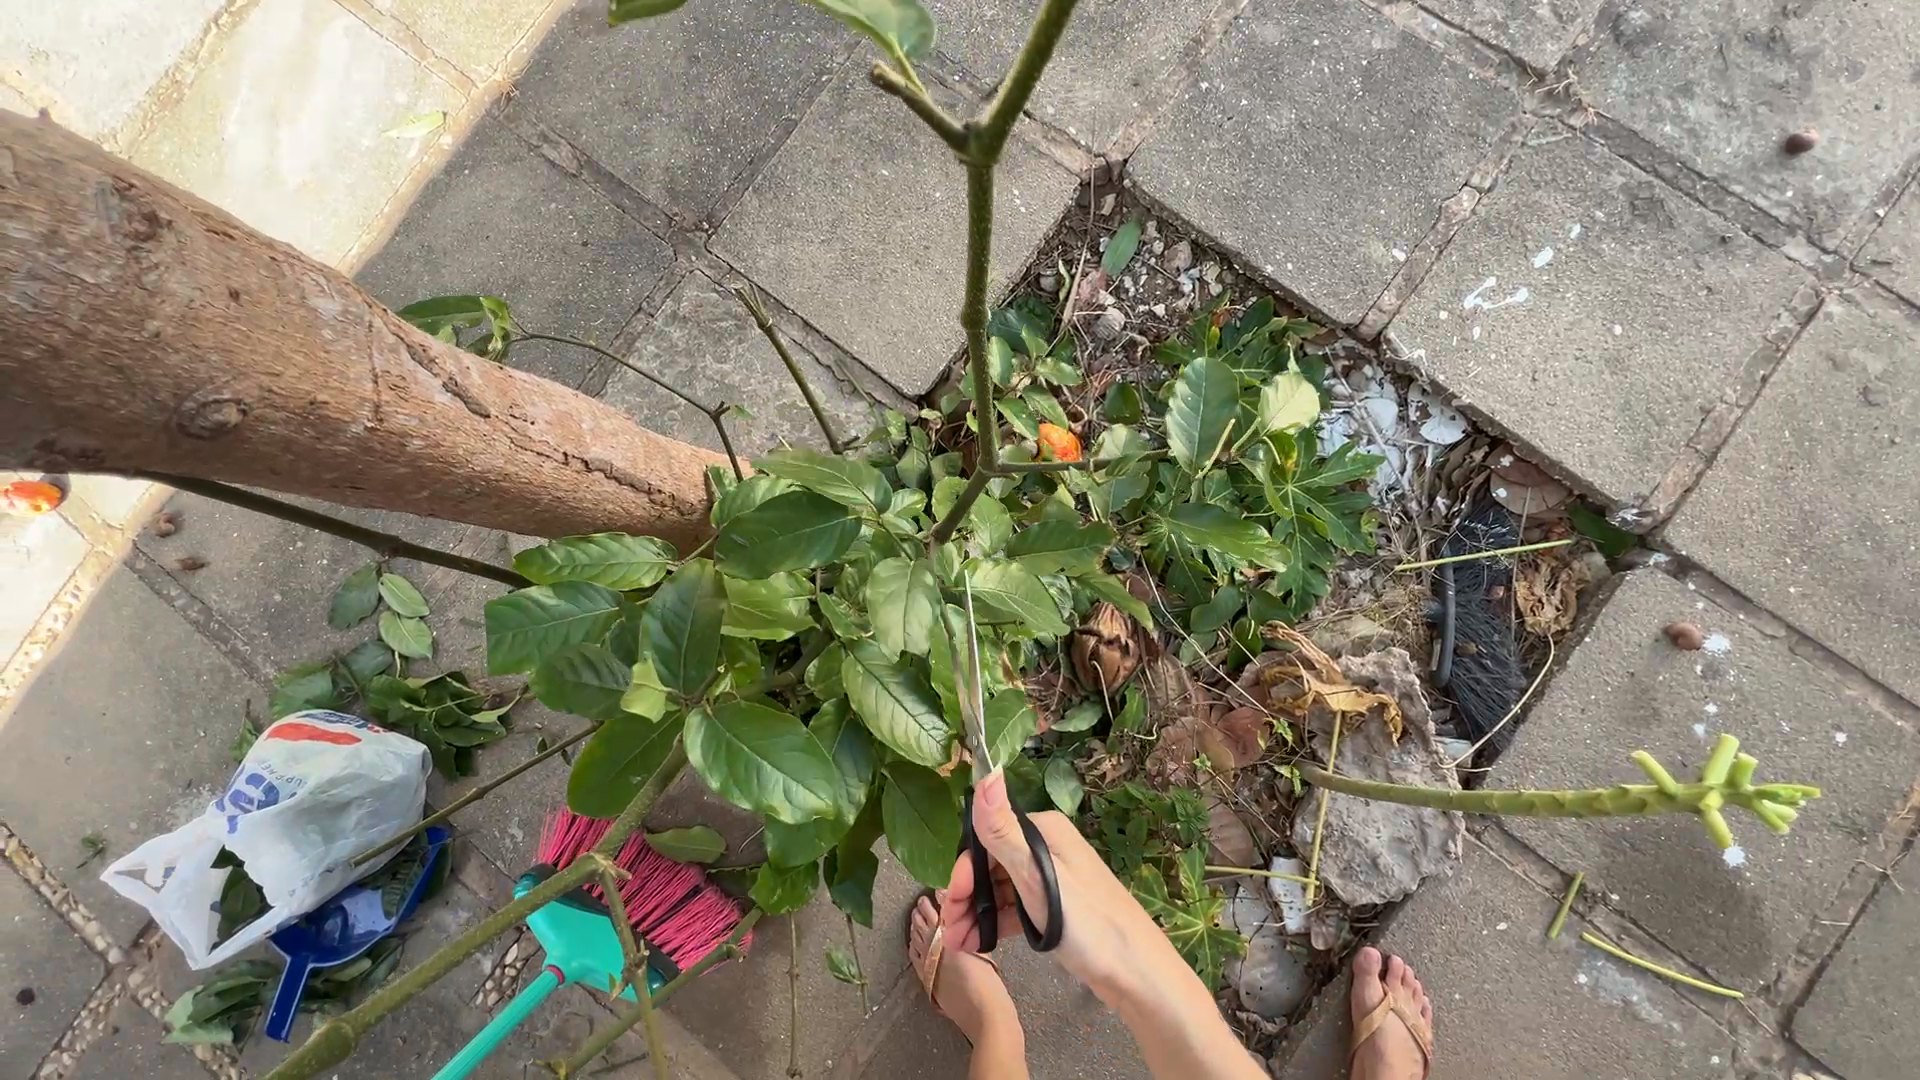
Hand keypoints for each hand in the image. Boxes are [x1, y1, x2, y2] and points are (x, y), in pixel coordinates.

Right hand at [941, 771, 1184, 1005]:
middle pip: (991, 865)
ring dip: (977, 913)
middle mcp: (1046, 847)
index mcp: (1043, 831)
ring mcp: (1051, 878)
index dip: (965, 873)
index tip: (950, 907)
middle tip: (950, 932)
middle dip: (968, 897)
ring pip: (1000, 888)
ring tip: (959, 945)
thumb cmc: (1088, 923)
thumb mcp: (1037, 876)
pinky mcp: (1055, 907)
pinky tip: (979, 944)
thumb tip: (987, 770)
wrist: (1138, 975)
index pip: (987, 840)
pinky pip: (1015, 907)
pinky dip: (996, 923)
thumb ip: (1004, 830)